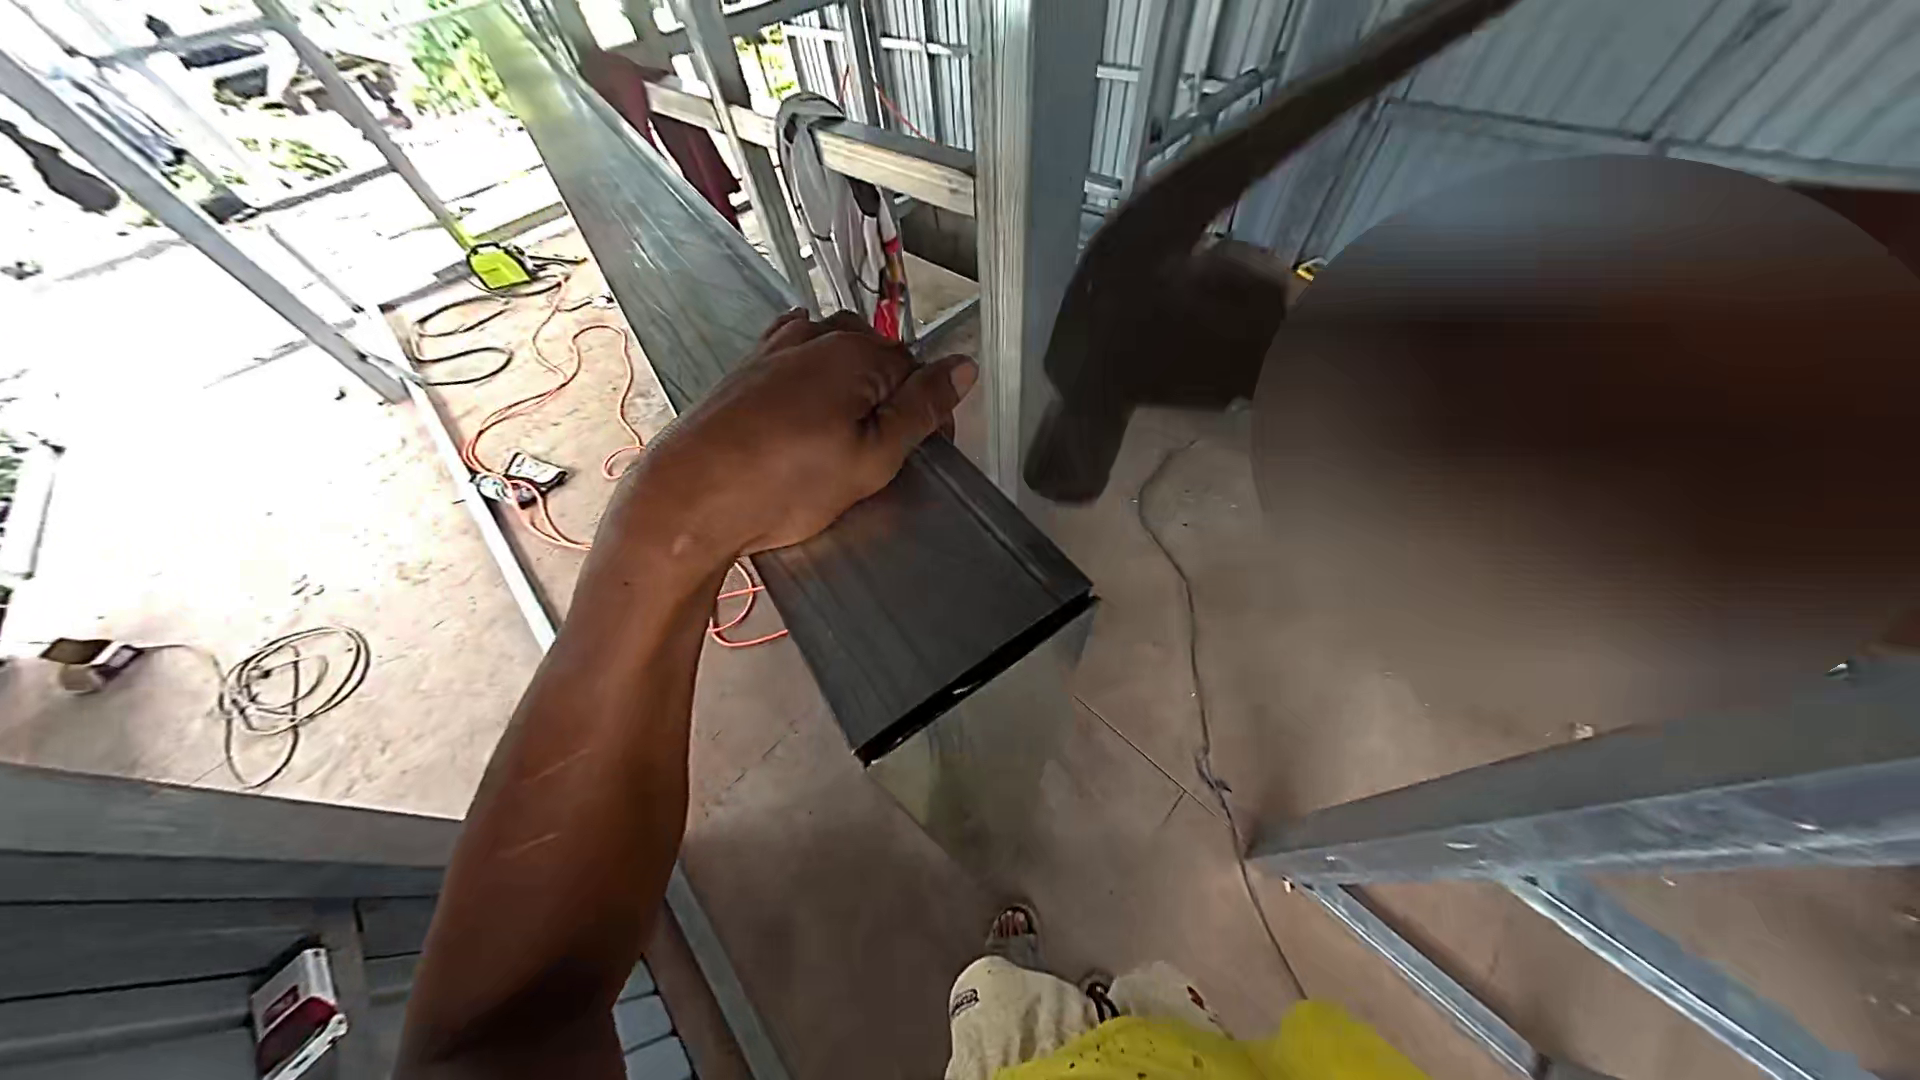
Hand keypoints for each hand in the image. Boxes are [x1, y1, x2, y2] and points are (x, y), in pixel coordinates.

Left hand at [610, 309, 977, 559]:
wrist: (689, 499)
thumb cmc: (784, 483)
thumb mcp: (873, 457)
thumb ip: (922, 408)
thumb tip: (963, 366)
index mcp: (857, 353)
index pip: (919, 371)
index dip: (930, 413)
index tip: (926, 452)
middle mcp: (817, 336)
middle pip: (878, 360)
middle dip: (891, 399)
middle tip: (883, 454)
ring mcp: (776, 348)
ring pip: (838, 359)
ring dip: (852, 392)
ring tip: (842, 441)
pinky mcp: (748, 368)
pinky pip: (799, 363)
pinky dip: (815, 385)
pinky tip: (809, 411)